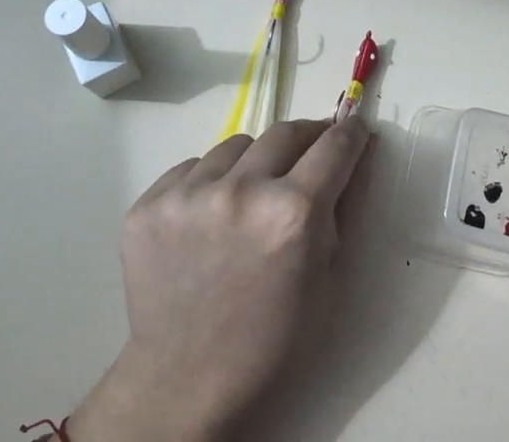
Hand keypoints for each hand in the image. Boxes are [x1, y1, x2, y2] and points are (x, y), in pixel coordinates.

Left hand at [69, 117, 370, 441]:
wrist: (187, 380)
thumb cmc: (274, 340)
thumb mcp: (332, 280)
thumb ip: (347, 208)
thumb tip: (360, 151)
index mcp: (293, 213)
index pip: (334, 146)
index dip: (350, 133)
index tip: (354, 128)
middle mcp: (241, 191)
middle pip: (285, 133)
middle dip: (308, 138)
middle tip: (312, 154)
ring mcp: (187, 195)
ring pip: (236, 146)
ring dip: (254, 162)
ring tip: (252, 199)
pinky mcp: (149, 204)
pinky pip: (192, 168)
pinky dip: (210, 182)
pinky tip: (211, 220)